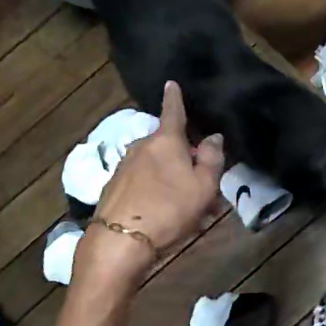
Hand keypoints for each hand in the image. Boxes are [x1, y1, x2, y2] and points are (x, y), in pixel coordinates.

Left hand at [76, 81, 224, 283]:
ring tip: (188, 209)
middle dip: (183, 159)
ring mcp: (123, 168)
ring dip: (172, 181)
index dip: (175, 97)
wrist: (120, 242)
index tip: (170, 83)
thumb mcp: (203, 187)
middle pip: (167, 146)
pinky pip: (142, 184)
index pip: (173, 111)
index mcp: (164, 140)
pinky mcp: (113, 189)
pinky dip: (155, 193)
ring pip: (155, 168)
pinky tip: (165, 217)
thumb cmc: (169, 209)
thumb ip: (211, 159)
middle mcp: (141, 147)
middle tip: (203, 185)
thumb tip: (212, 137)